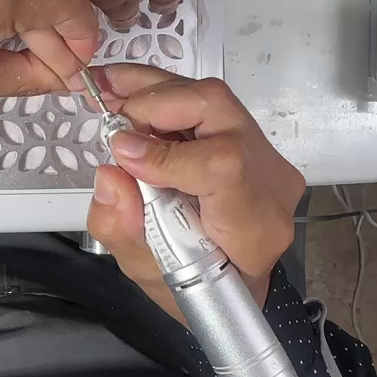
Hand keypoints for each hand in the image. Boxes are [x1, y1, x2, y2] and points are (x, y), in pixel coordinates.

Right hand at [85, 65, 305, 322]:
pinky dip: (160, 91)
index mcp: (253, 226)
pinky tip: (125, 91)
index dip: (165, 153)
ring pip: (210, 95)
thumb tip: (110, 174)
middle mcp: (269, 180)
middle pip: (218, 110)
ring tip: (107, 92)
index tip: (121, 155)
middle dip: (154, 106)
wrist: (230, 283)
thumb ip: (121, 227)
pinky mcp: (246, 135)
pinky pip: (205, 99)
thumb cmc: (194, 286)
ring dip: (151, 90)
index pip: (223, 165)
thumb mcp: (144, 272)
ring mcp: (263, 152)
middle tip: (114, 125)